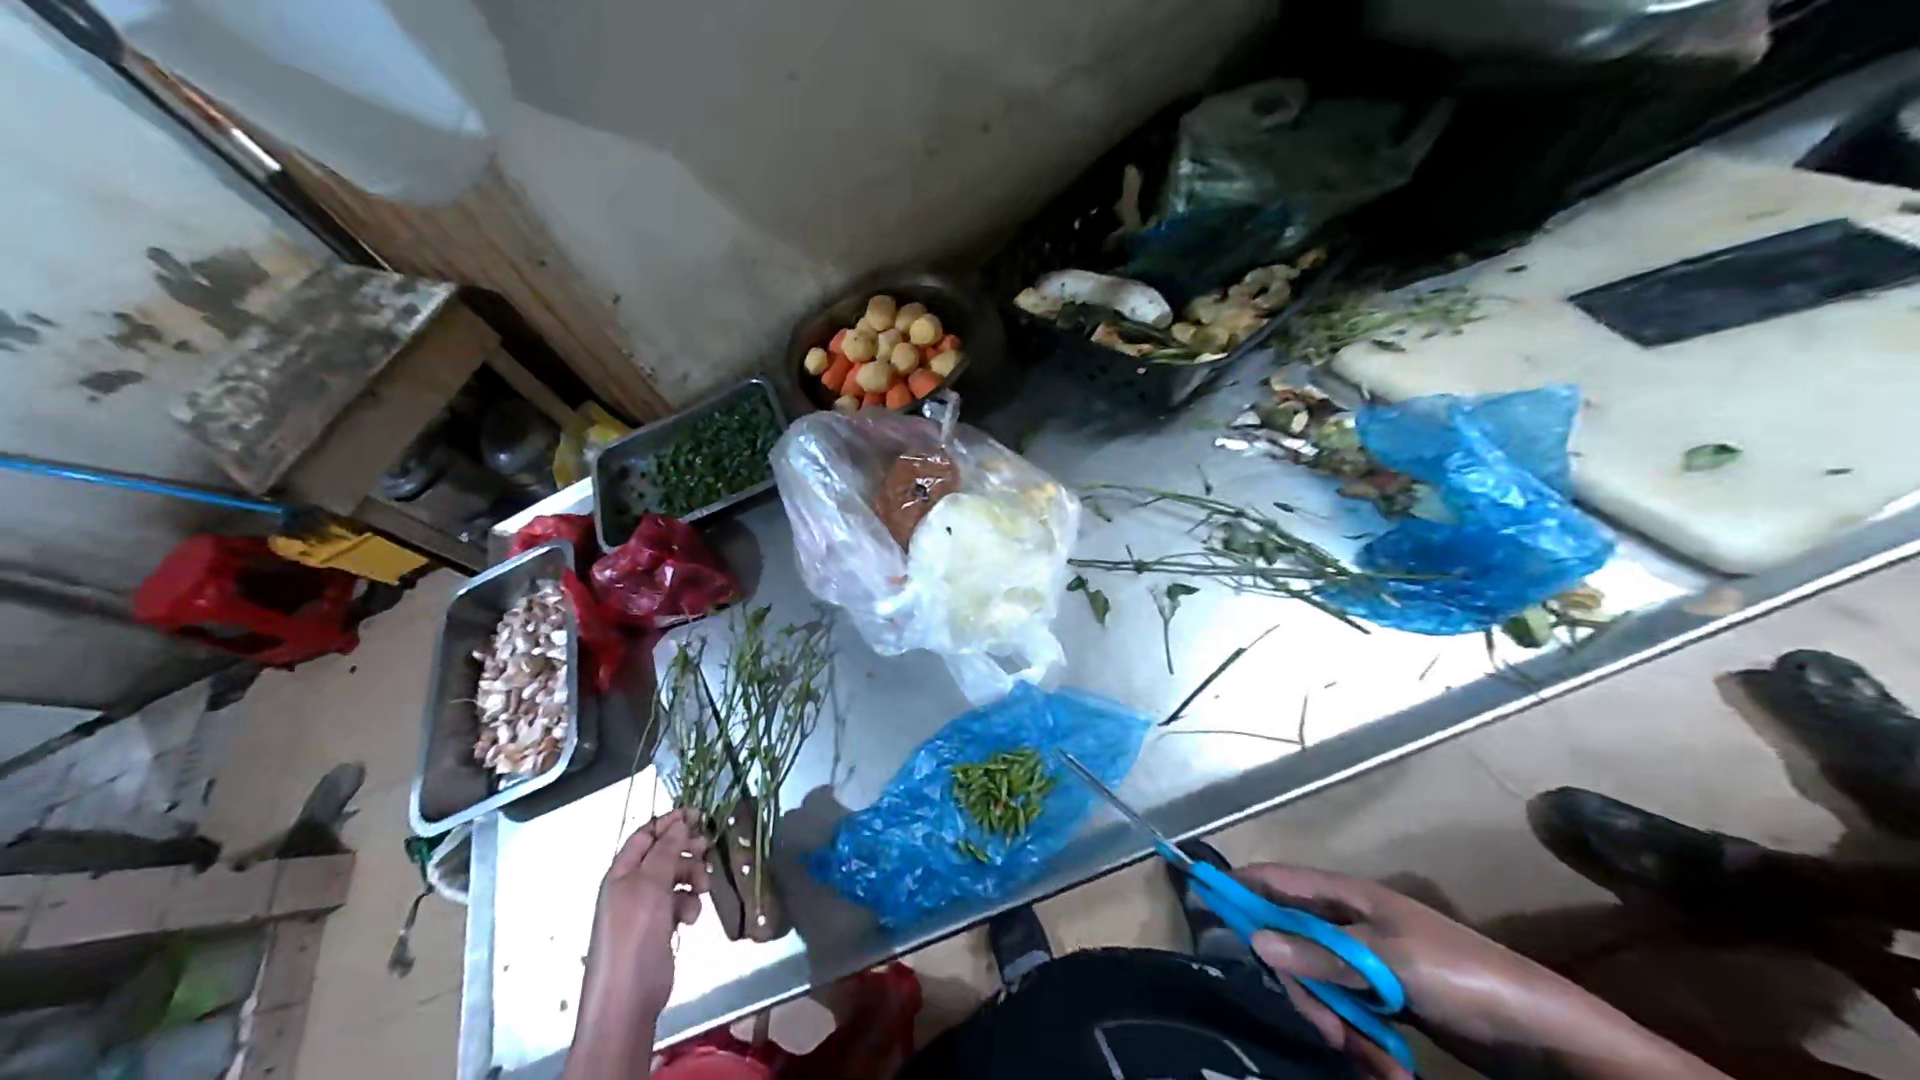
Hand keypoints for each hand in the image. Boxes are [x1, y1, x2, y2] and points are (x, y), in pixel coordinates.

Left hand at [566, 810, 709, 1079]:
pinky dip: (689, 905)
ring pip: (675, 878)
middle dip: (686, 850)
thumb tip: (680, 822)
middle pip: (663, 855)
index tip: (699, 815)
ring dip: (692, 878)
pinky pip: (679, 903)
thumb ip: (666, 850)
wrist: (627, 997)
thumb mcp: (650, 885)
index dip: (670, 822)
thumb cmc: (634, 934)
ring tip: (703, 888)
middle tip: (708, 846)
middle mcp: (632, 887)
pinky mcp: (659, 928)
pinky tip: (691, 917)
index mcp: (621, 873)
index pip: (645, 835)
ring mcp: (645, 909)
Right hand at [1235, 863, 1726, 1079]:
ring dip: (1332, 1020)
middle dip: (1299, 984)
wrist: (1546, 1037)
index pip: (1278, 878)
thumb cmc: (1463, 979)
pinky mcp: (1384, 996)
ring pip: (1317, 981)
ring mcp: (1367, 960)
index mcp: (1350, 895)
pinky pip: (1346, 1010)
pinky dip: (1357, 1038)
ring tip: (1366, 1059)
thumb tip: (1255, 938)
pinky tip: (1382, 1065)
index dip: (1242, 885)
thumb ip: (1321, 951)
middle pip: (1292, 939)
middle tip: (1321, 1027)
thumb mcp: (1388, 964)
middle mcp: (1351, 921)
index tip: (1203, 899)